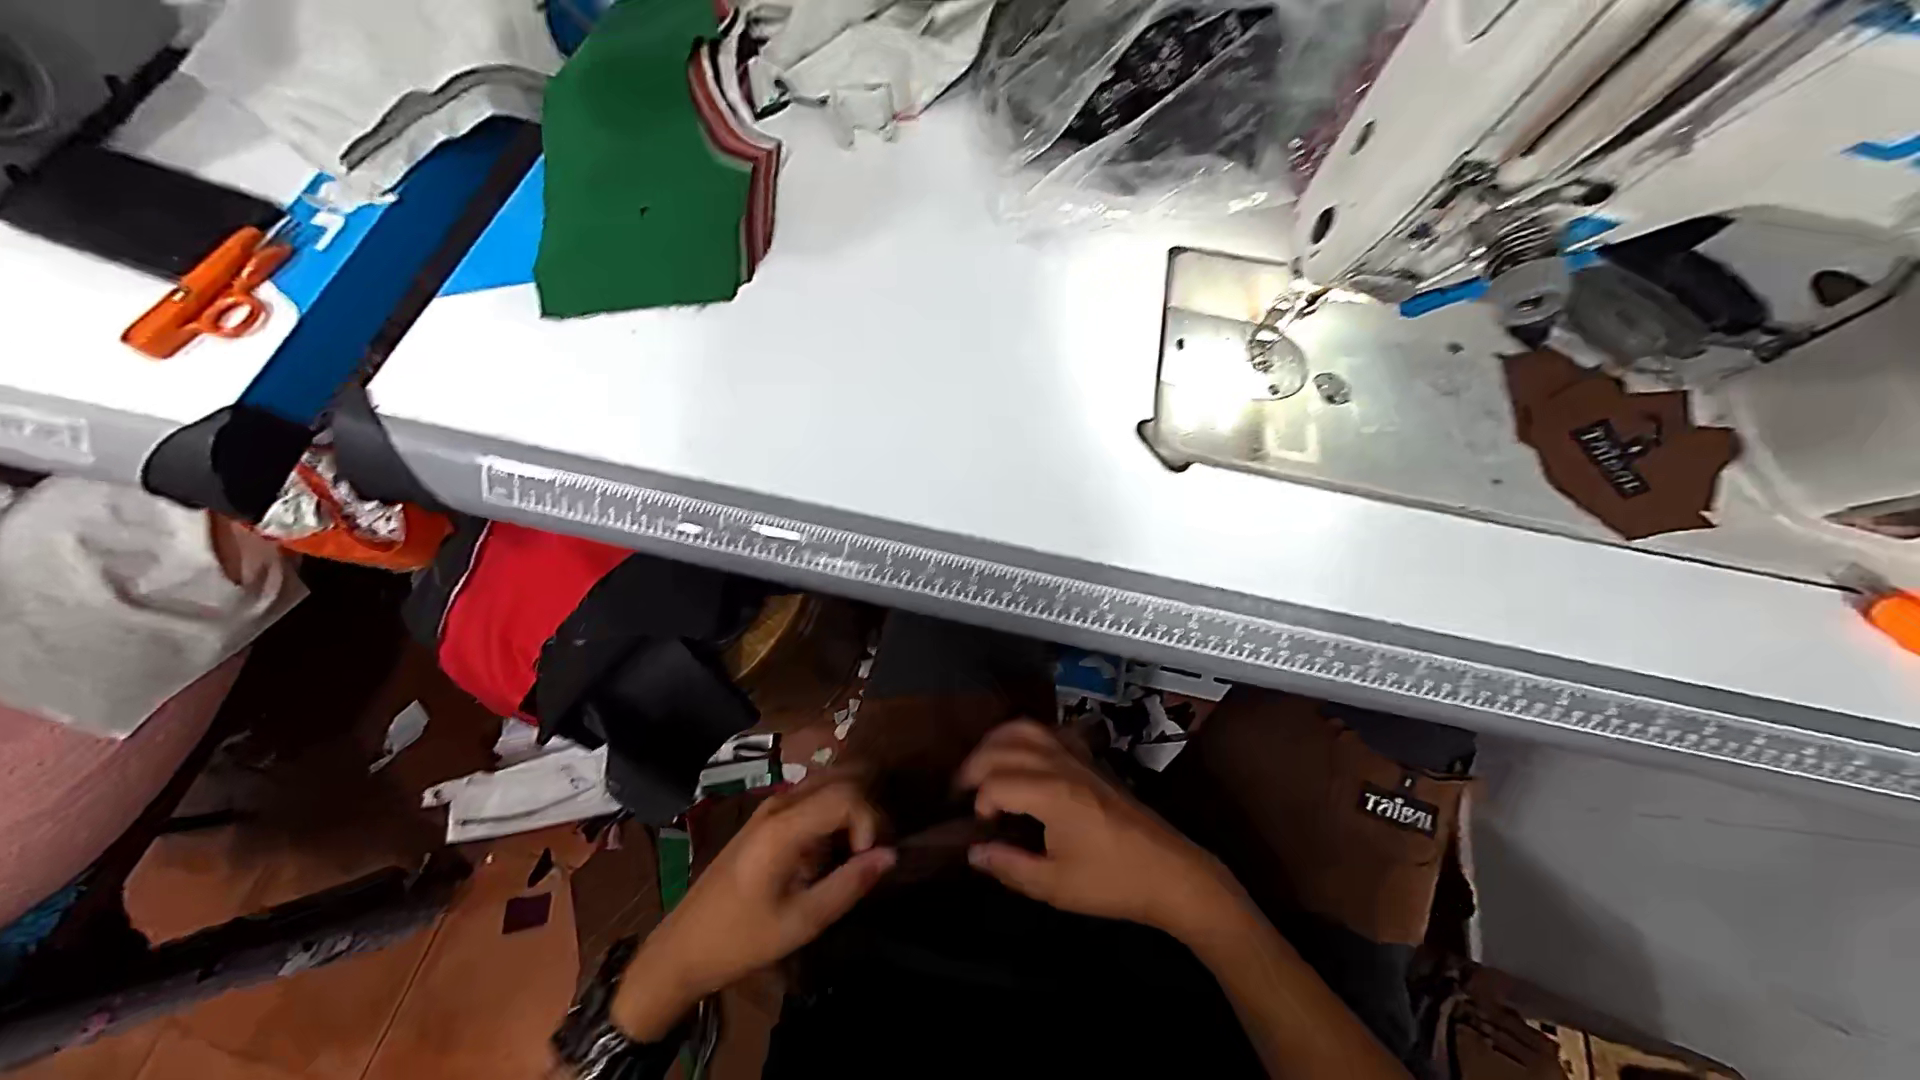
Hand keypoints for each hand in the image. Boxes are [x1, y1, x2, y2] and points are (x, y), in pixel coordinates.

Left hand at [611, 779, 894, 1039]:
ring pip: (829, 781)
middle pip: (841, 779)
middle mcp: (779, 803)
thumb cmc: (740, 940)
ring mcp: (771, 805)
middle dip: (866, 811)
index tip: (865, 861)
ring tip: (855, 850)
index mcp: (784, 827)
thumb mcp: (801, 922)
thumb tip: (891, 855)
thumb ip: (849, 885)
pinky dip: (835, 810)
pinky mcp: (768, 814)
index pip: (847, 795)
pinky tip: (833, 847)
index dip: (869, 823)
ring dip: (852, 808)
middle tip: (868, 854)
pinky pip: (814, 794)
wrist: (682, 947)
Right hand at [958, 720, 1237, 934]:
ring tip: (982, 764)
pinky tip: (1021, 755)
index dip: (979, 803)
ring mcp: (1078, 758)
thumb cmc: (1111, 882)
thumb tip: (974, 852)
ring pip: (1027, 729)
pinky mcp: (1091, 760)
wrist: (1170, 872)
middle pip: (1005, 746)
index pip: (996, 783)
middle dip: (975, 764)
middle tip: (962, 791)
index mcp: (1051, 794)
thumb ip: (1009, 866)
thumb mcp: (1055, 886)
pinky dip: (1027, 735)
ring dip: (997, 741)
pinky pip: (1051, 732)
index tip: (982, 828)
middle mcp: (1061, 765)